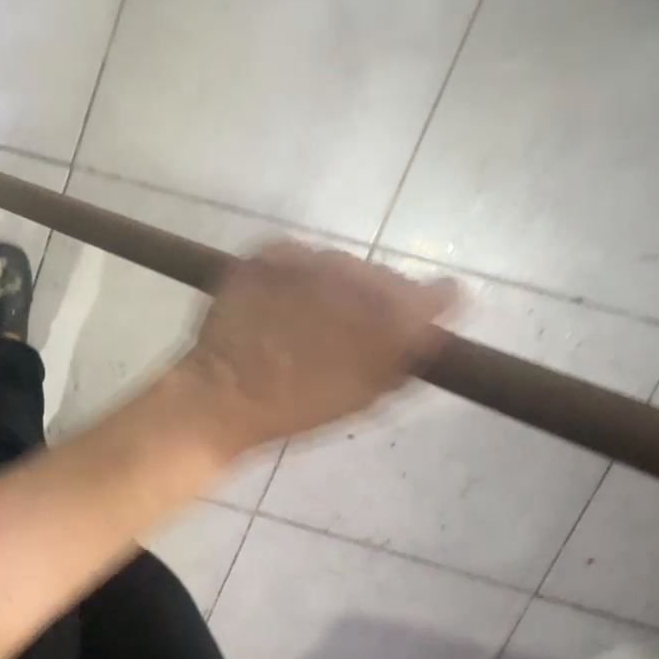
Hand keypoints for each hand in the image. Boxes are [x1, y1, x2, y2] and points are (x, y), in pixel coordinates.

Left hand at [156, 242, 459, 459]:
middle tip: (355, 318)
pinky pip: (289, 252)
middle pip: (376, 275)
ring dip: (333, 278)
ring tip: (314, 308)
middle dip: (374, 292)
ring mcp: (300, 265)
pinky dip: (294, 266)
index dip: (428, 300)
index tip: (421, 309)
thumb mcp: (365, 391)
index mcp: (385, 316)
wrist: (223, 396)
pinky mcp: (260, 259)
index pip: (427, 294)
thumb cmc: (297, 406)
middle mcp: (348, 280)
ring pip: (334, 261)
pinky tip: (287, 290)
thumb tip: (435, 325)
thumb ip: (406, 354)